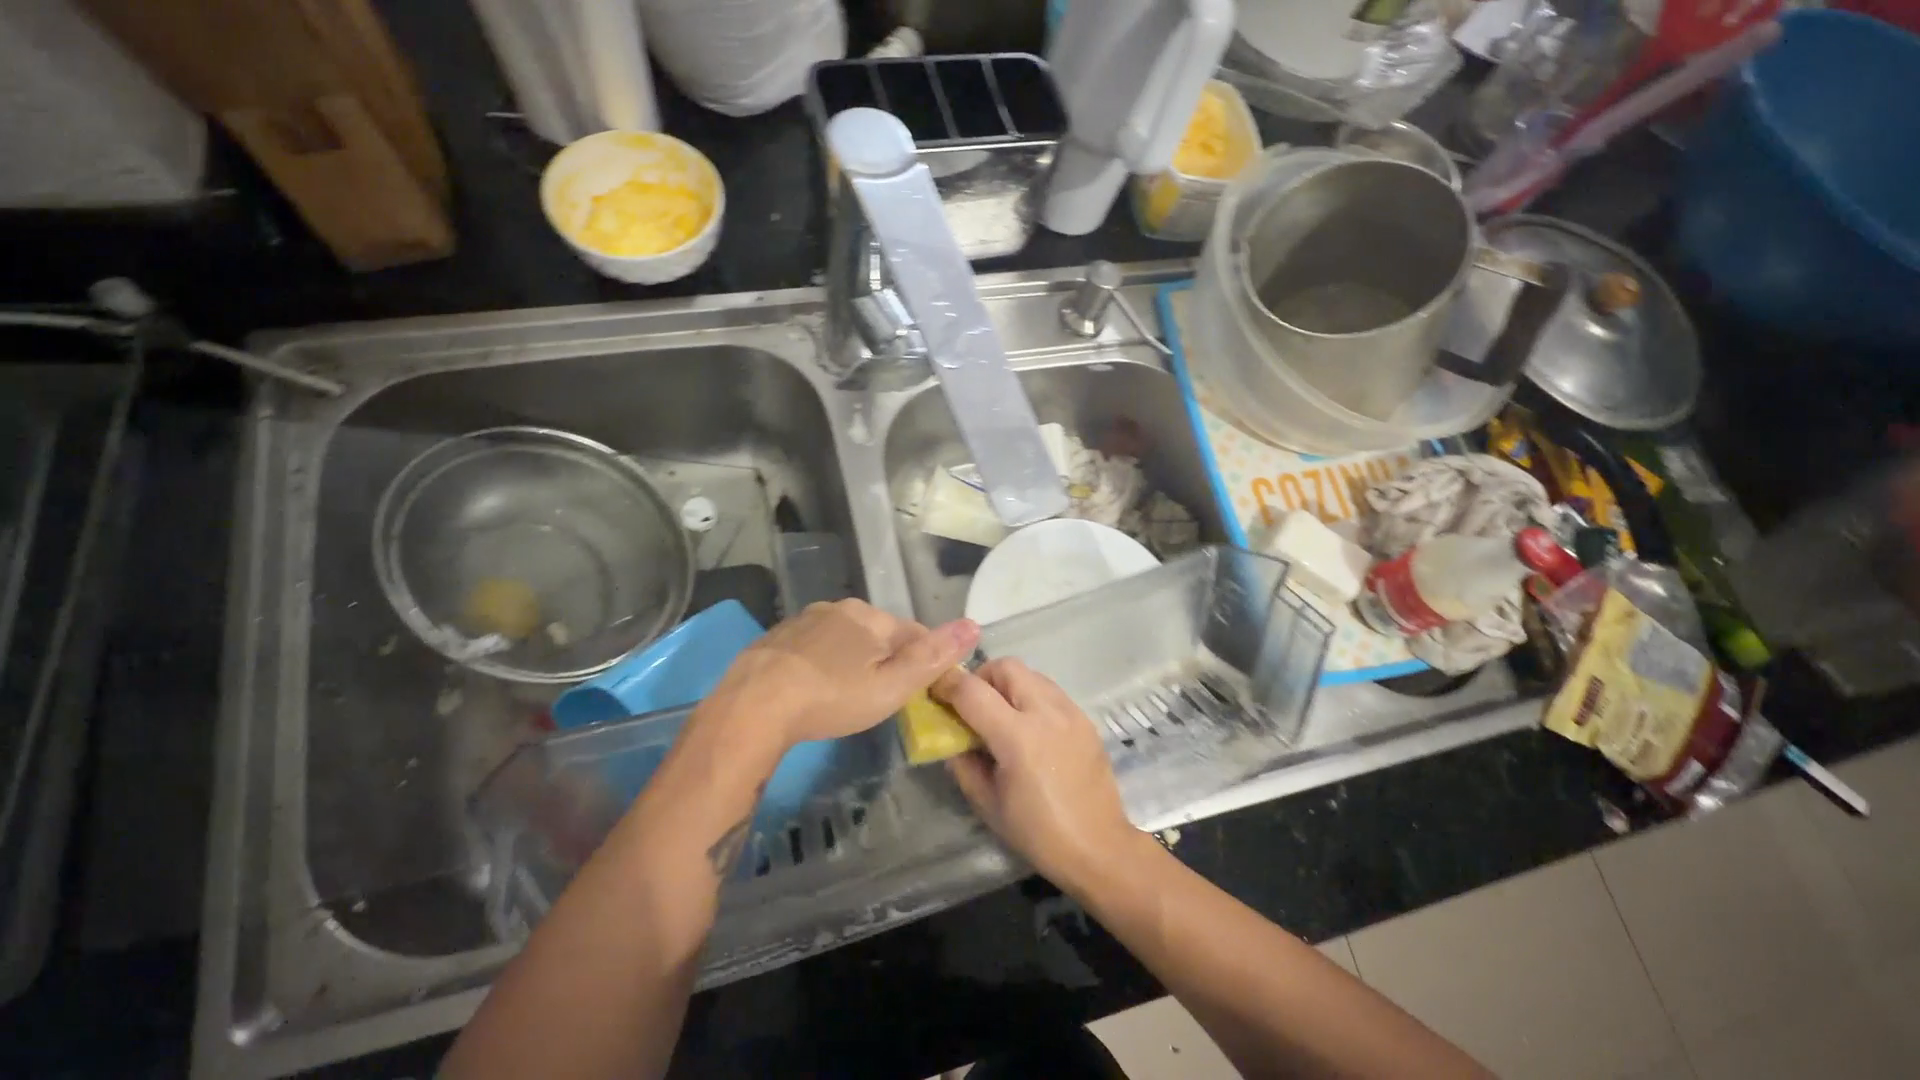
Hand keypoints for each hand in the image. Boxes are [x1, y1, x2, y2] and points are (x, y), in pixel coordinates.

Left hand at [698, 599, 978, 752]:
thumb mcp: (892, 685)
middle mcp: (837, 608)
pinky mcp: (775, 640)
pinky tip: (814, 689)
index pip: (913, 633)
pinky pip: (812, 649)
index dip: (924, 661)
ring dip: (851, 661)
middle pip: (876, 634)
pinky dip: (820, 664)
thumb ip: (933, 657)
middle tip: (883, 697)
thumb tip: (974, 625)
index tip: (923, 690)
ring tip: (848, 695)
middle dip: (885, 659)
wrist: (754, 706)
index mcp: (870, 616)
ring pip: (842, 640)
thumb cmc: (831, 698)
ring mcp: (801, 621)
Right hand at [934, 659, 1135, 887]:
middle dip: (982, 678)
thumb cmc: (1037, 832)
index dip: (947, 685)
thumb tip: (950, 738)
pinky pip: (1051, 692)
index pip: (971, 690)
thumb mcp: (986, 803)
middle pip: (1006, 666)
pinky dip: (1032, 698)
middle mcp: (1047, 713)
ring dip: (1009, 686)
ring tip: (1002, 717)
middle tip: (972, 706)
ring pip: (1032, 674)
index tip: (934, 690)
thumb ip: (962, 763)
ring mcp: (1071, 713)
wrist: (1098, 847)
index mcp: (1018, 736)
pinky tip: (1030, 730)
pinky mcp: (1086, 720)